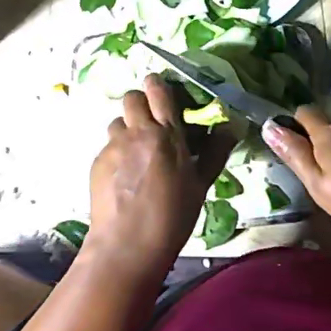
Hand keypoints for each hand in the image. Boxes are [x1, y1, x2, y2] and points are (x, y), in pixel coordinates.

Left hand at [85, 75, 228, 279]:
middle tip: (151, 124)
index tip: (161, 89)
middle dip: (140, 103)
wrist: (128, 246)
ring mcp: (114, 146)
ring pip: (117, 121)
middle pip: (132, 97)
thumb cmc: (173, 216)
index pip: (158, 90)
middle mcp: (137, 132)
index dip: (157, 84)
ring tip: (137, 153)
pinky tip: (125, 177)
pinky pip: (108, 145)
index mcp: (166, 134)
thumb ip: (216, 151)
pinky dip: (117, 153)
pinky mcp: (97, 161)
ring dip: (127, 129)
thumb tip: (232, 126)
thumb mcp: (201, 184)